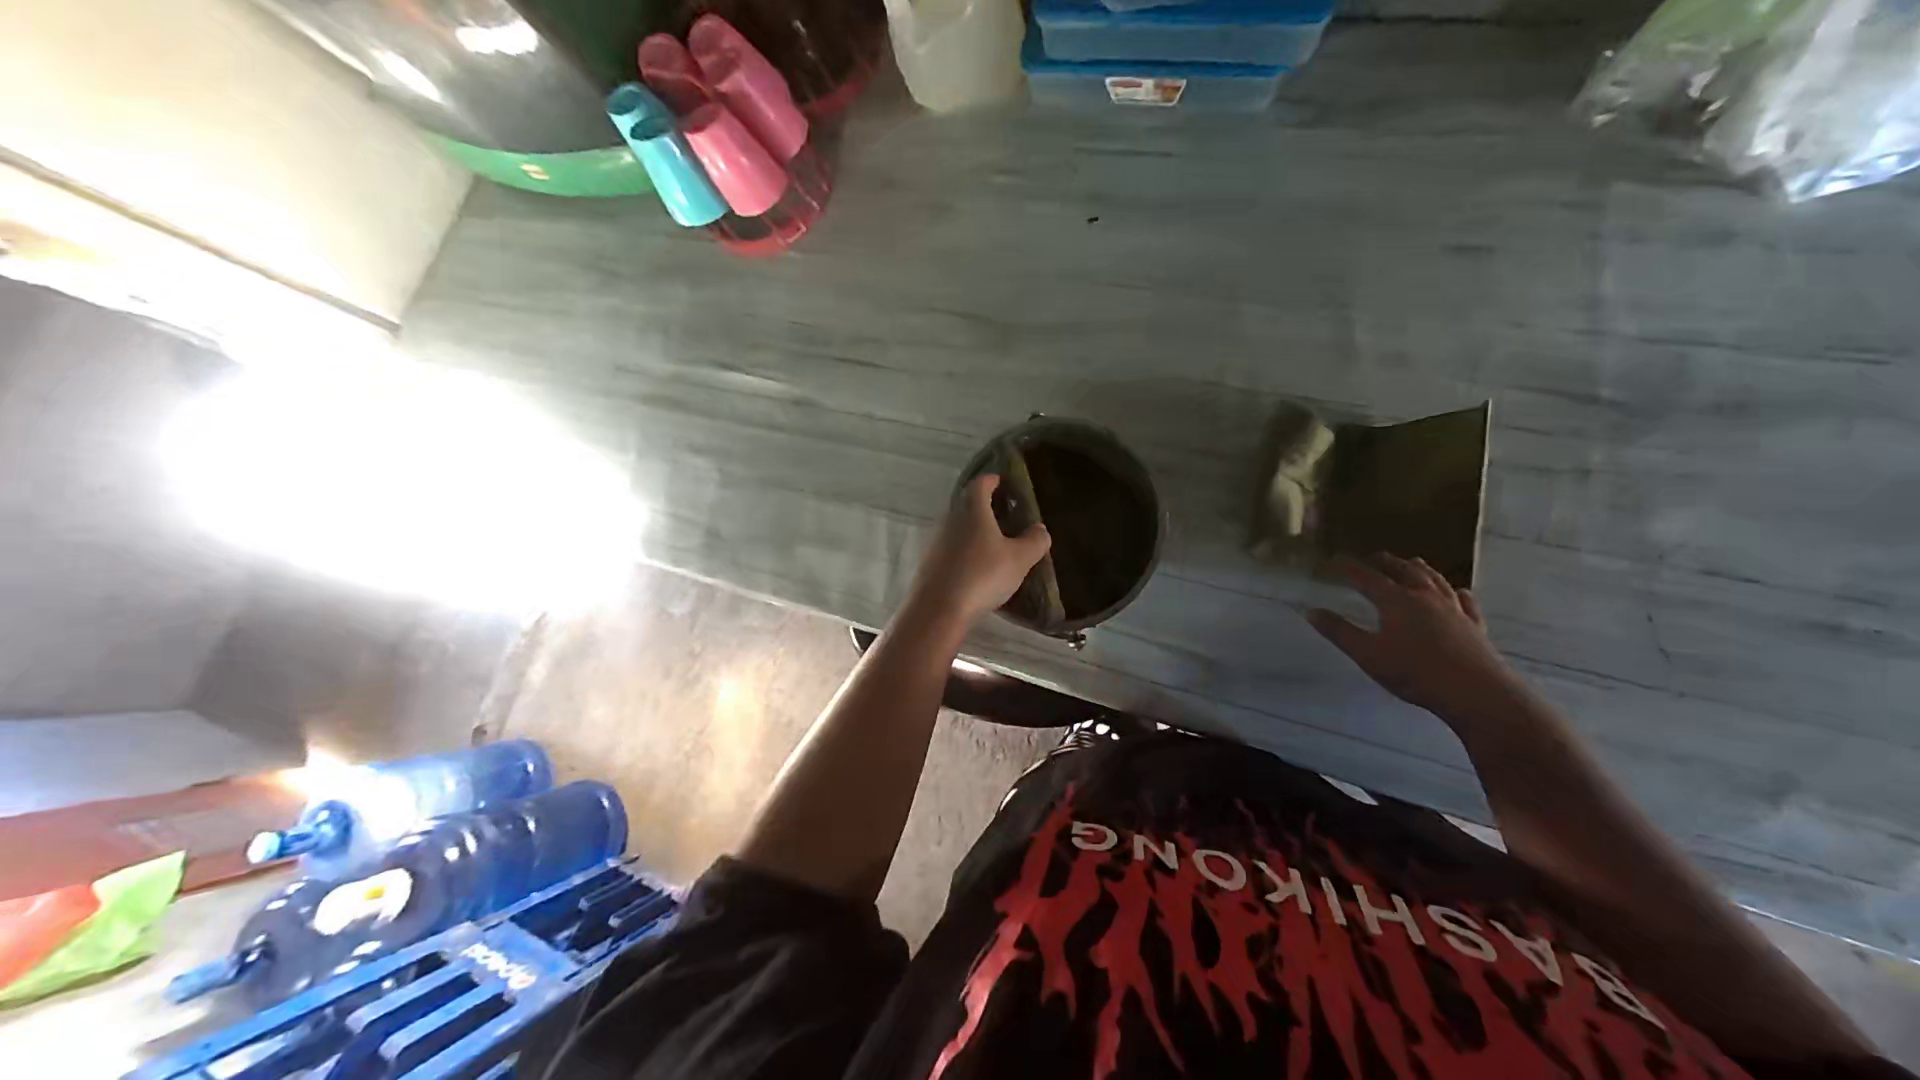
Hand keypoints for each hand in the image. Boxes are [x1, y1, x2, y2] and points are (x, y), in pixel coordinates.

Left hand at [907, 474, 1051, 622]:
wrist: (938, 609)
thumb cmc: (982, 576)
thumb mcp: (1019, 559)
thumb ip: (1034, 541)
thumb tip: (1039, 529)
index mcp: (972, 511)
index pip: (980, 483)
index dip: (993, 480)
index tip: (1003, 482)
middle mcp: (950, 519)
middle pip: (968, 505)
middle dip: (987, 508)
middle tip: (1007, 517)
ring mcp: (936, 541)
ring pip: (959, 528)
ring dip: (975, 532)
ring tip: (995, 546)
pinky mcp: (929, 563)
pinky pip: (951, 549)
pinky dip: (965, 551)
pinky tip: (977, 569)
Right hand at [1308, 554, 1520, 720]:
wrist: (1475, 692)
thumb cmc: (1414, 672)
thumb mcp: (1367, 654)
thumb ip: (1339, 632)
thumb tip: (1312, 611)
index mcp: (1396, 601)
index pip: (1367, 578)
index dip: (1349, 568)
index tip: (1335, 559)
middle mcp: (1425, 598)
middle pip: (1405, 572)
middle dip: (1389, 562)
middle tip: (1378, 556)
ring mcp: (1454, 610)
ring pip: (1436, 581)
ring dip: (1422, 570)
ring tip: (1414, 562)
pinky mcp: (1474, 626)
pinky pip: (1466, 602)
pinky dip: (1459, 593)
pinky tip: (1460, 591)